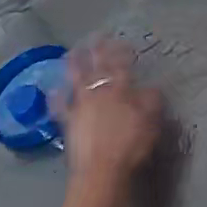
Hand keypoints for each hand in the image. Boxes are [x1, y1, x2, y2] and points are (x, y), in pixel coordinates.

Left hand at [55, 38, 164, 185]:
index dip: (122, 52)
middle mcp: (98, 93)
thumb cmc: (130, 147)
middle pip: (97, 67)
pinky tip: (53, 89)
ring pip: (75, 79)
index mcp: (120, 91)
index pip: (121, 66)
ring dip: (74, 63)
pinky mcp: (68, 121)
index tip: (124, 42)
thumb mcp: (150, 123)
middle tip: (96, 36)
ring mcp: (80, 106)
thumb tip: (152, 88)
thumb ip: (151, 102)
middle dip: (98, 50)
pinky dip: (57, 96)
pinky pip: (61, 106)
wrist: (101, 170)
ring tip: (72, 51)